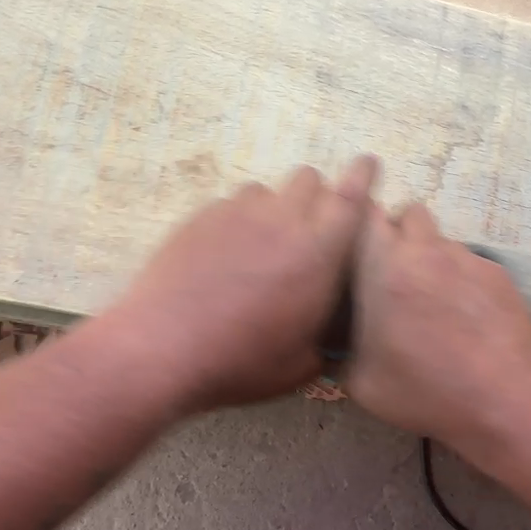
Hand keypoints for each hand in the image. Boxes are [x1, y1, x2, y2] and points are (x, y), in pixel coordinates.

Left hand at [106, 156, 377, 411]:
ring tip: (264, 244)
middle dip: (317, 195)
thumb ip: (326, 340)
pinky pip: (231, 204)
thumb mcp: (300, 366)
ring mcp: (237, 213)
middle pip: (309, 178)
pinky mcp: (200, 217)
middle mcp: (282, 221)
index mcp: (318, 253)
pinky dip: (239, 220)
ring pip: (267, 189)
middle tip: (309, 229)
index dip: (364, 175)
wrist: (163, 349)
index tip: (368, 163)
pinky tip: (227, 254)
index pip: (352, 196)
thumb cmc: (241, 362)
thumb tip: (331, 336)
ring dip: (276, 207)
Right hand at [345, 203, 530, 445]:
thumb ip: (344, 347)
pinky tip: (468, 319)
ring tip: (436, 305)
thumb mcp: (362, 382)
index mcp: (385, 268)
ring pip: (442, 241)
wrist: (501, 399)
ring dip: (432, 260)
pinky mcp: (498, 273)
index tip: (360, 249)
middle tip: (396, 273)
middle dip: (400, 234)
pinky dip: (463, 282)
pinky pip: (471, 264)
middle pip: (409, 215)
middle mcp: (427, 251)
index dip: (361, 226)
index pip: (367, 214)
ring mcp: (467, 259)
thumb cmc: (424, 391)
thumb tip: (342, 340)